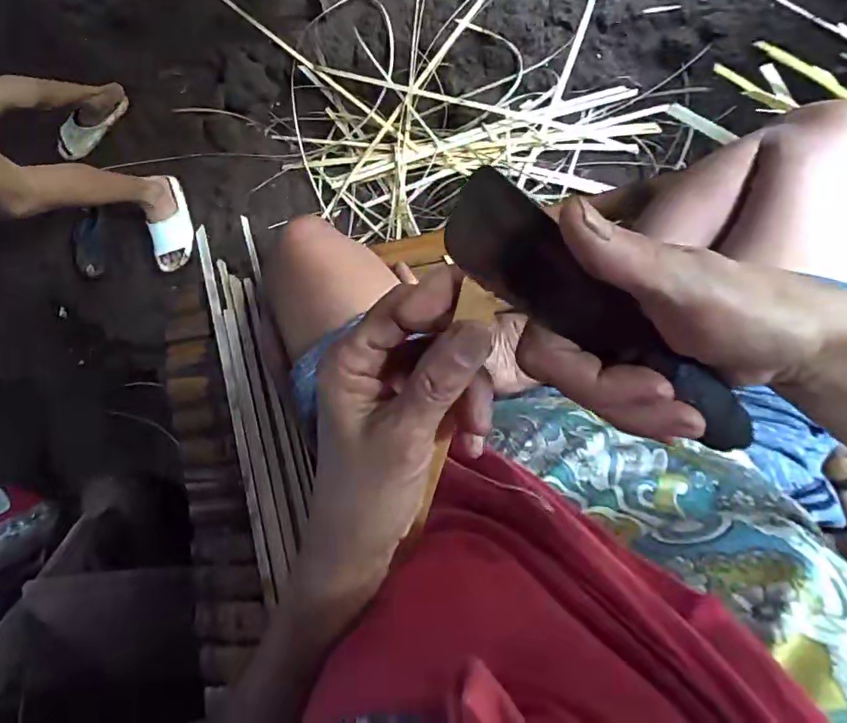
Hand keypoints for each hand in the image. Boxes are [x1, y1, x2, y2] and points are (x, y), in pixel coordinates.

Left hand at [293, 265, 494, 618]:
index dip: (441, 293)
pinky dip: (467, 409)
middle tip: (493, 370)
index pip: (399, 306)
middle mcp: (375, 359)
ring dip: (469, 391)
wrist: (361, 556)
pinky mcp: (419, 401)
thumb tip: (480, 324)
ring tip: (476, 432)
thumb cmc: (367, 496)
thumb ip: (441, 378)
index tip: (487, 289)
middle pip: (431, 328)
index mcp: (353, 357)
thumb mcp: (406, 434)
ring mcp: (399, 380)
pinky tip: (470, 443)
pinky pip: (453, 385)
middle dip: (463, 356)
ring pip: (449, 357)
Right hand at [515, 198, 846, 441]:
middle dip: (616, 397)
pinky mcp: (633, 368)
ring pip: (593, 394)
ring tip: (691, 414)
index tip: (620, 378)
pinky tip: (691, 416)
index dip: (569, 367)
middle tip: (670, 401)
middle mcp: (592, 307)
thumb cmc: (746, 303)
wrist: (794, 346)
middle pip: (566, 372)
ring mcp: (612, 340)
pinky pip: (620, 406)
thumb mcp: (683, 280)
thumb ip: (623, 253)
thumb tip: (566, 208)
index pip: (542, 334)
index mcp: (595, 276)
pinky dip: (653, 418)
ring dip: (640, 414)